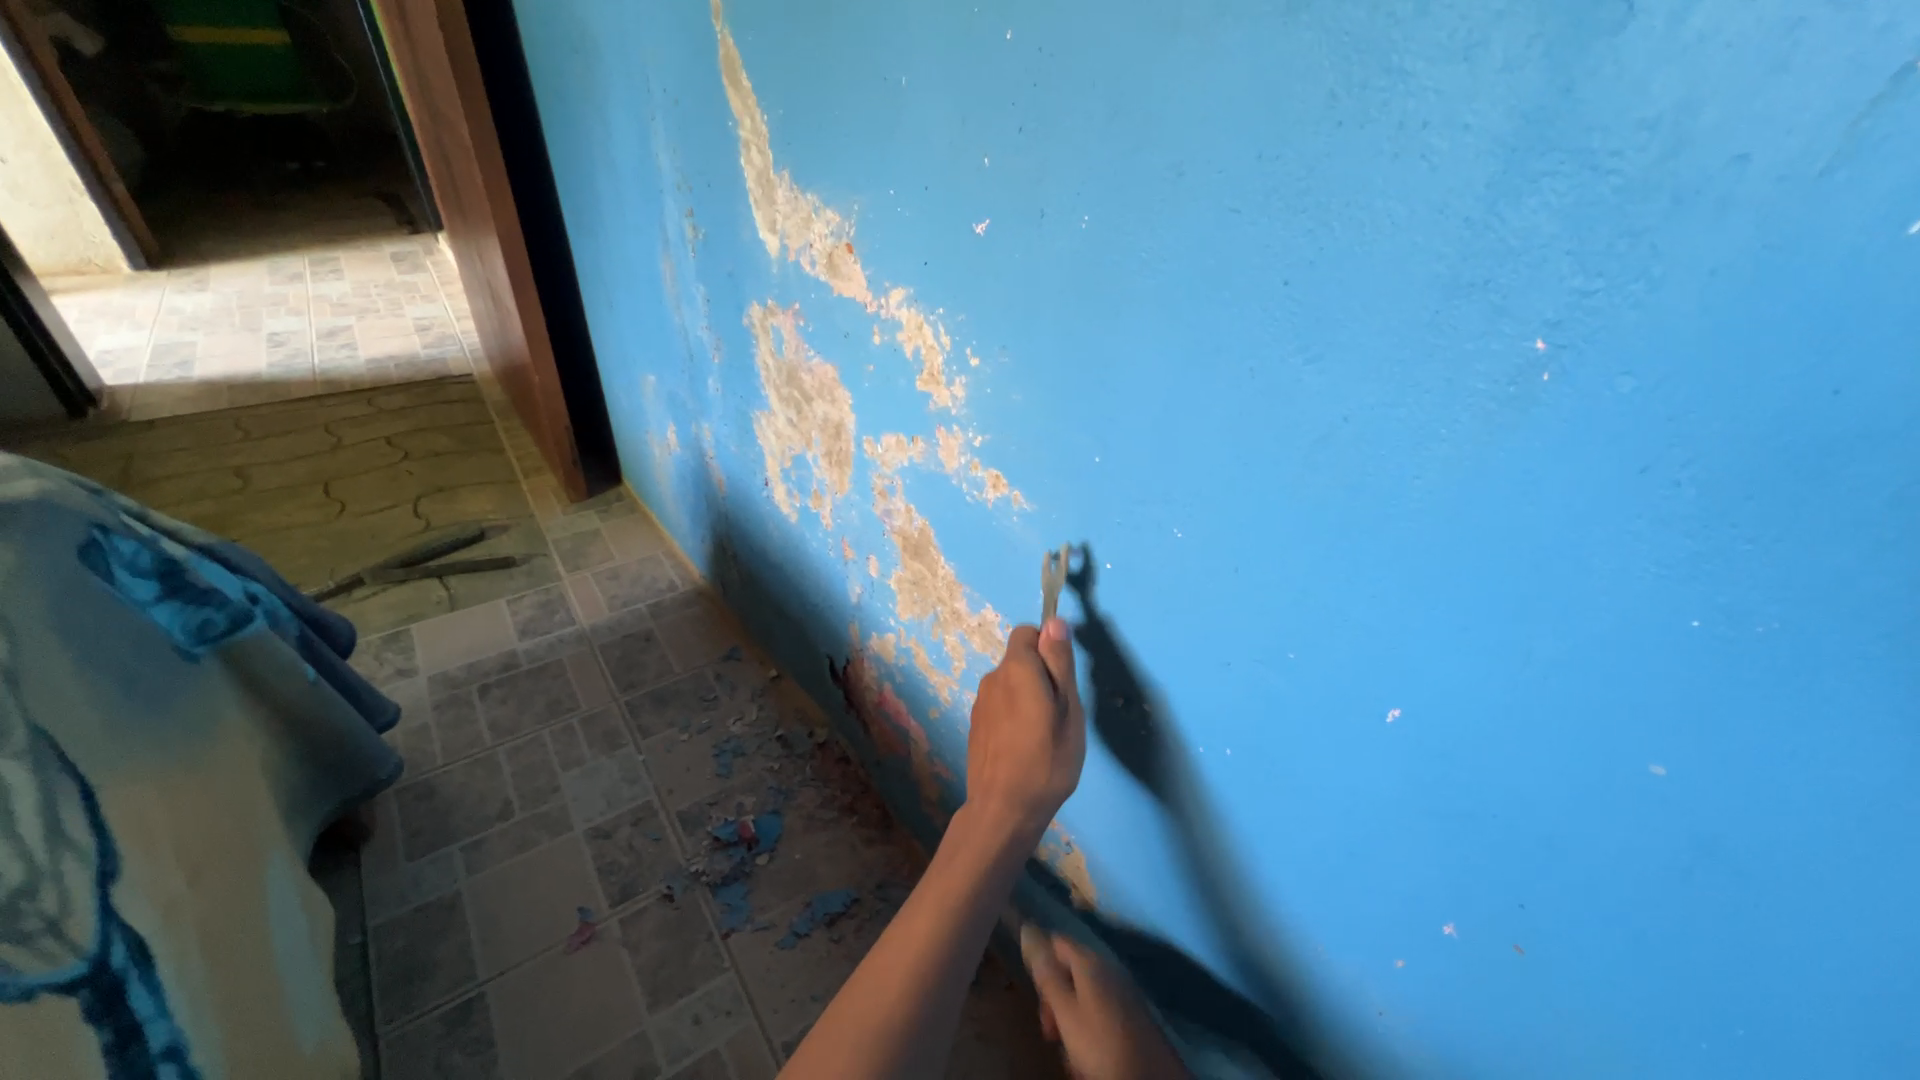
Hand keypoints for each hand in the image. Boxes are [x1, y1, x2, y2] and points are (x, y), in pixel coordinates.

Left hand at [966, 617, 1084, 842]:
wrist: (1004, 809)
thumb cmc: (1047, 758)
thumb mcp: (1068, 707)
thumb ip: (1059, 662)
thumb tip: (1054, 621)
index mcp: (1015, 667)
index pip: (1027, 633)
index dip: (1048, 647)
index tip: (1063, 679)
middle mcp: (992, 678)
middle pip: (1019, 660)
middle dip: (1041, 675)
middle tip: (1061, 712)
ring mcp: (980, 704)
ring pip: (1010, 685)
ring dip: (1028, 698)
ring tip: (1045, 735)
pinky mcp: (976, 727)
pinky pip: (1000, 707)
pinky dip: (1014, 717)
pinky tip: (1026, 748)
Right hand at [1022, 927, 1189, 1079]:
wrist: (1150, 1077)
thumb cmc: (1100, 1042)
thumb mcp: (1065, 1010)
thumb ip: (1046, 973)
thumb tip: (1027, 929)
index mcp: (1090, 962)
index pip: (1056, 942)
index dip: (1040, 961)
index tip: (1036, 993)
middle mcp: (1108, 968)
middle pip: (1069, 972)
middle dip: (1054, 1000)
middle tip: (1050, 1030)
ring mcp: (1122, 990)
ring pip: (1082, 998)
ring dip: (1070, 1021)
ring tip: (1070, 1050)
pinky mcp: (1131, 1013)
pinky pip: (1099, 1013)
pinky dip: (1088, 1030)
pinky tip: (1088, 1055)